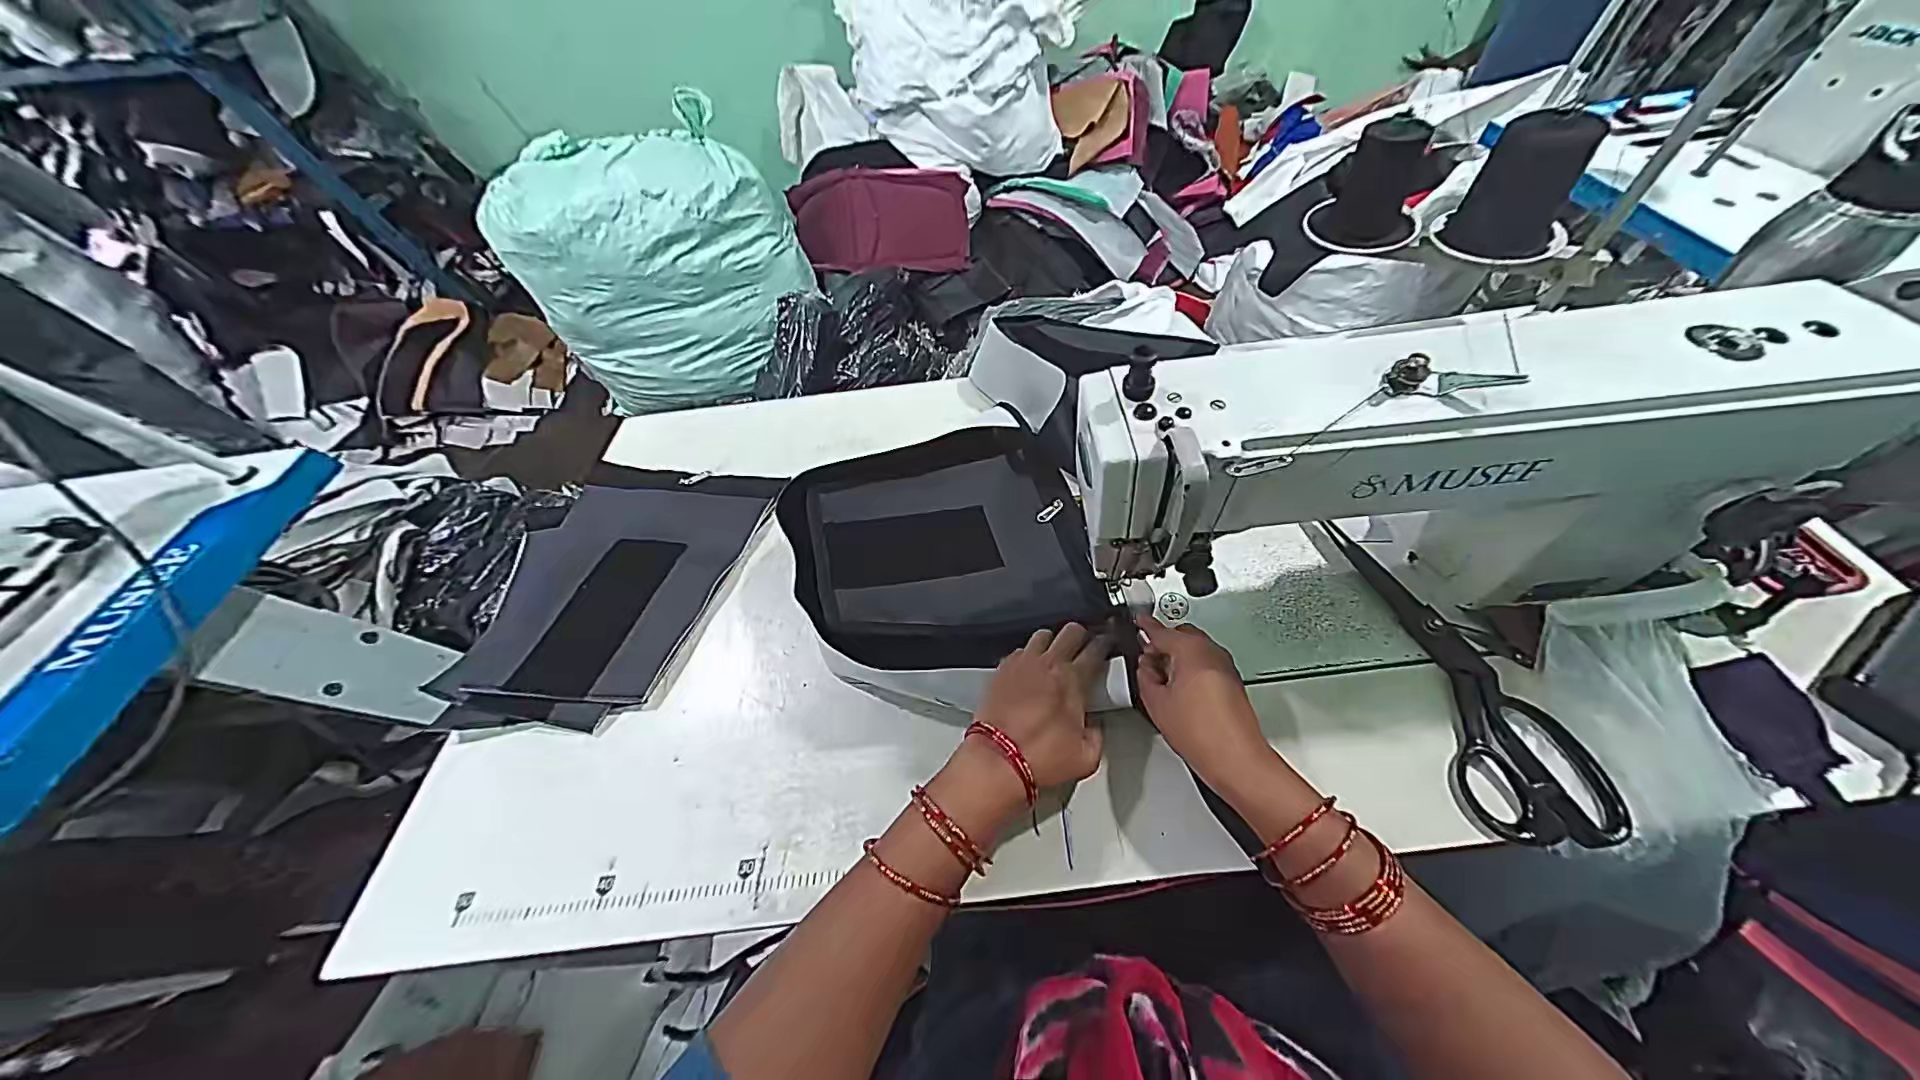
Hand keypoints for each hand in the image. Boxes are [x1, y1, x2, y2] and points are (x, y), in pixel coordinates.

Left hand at [972, 623, 1110, 788]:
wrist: (998, 759)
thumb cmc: (1038, 757)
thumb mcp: (1086, 757)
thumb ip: (1097, 736)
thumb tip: (1094, 729)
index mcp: (1074, 680)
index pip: (1096, 649)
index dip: (1106, 643)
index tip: (1107, 645)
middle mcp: (1049, 665)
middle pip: (1071, 631)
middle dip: (1081, 635)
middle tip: (1084, 645)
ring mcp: (1023, 664)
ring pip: (1043, 635)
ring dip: (1053, 641)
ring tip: (1056, 654)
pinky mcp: (1002, 670)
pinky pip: (1019, 651)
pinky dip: (1028, 655)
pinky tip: (1030, 668)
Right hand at [1135, 616, 1278, 789]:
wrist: (1236, 760)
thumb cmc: (1204, 735)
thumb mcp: (1155, 703)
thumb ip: (1144, 676)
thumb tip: (1145, 668)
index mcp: (1192, 651)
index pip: (1161, 630)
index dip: (1145, 626)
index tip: (1138, 622)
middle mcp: (1213, 652)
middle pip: (1181, 635)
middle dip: (1163, 644)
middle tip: (1147, 658)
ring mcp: (1226, 666)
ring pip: (1195, 648)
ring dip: (1178, 656)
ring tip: (1162, 680)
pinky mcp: (1232, 681)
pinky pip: (1207, 662)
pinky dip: (1192, 668)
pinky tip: (1181, 691)